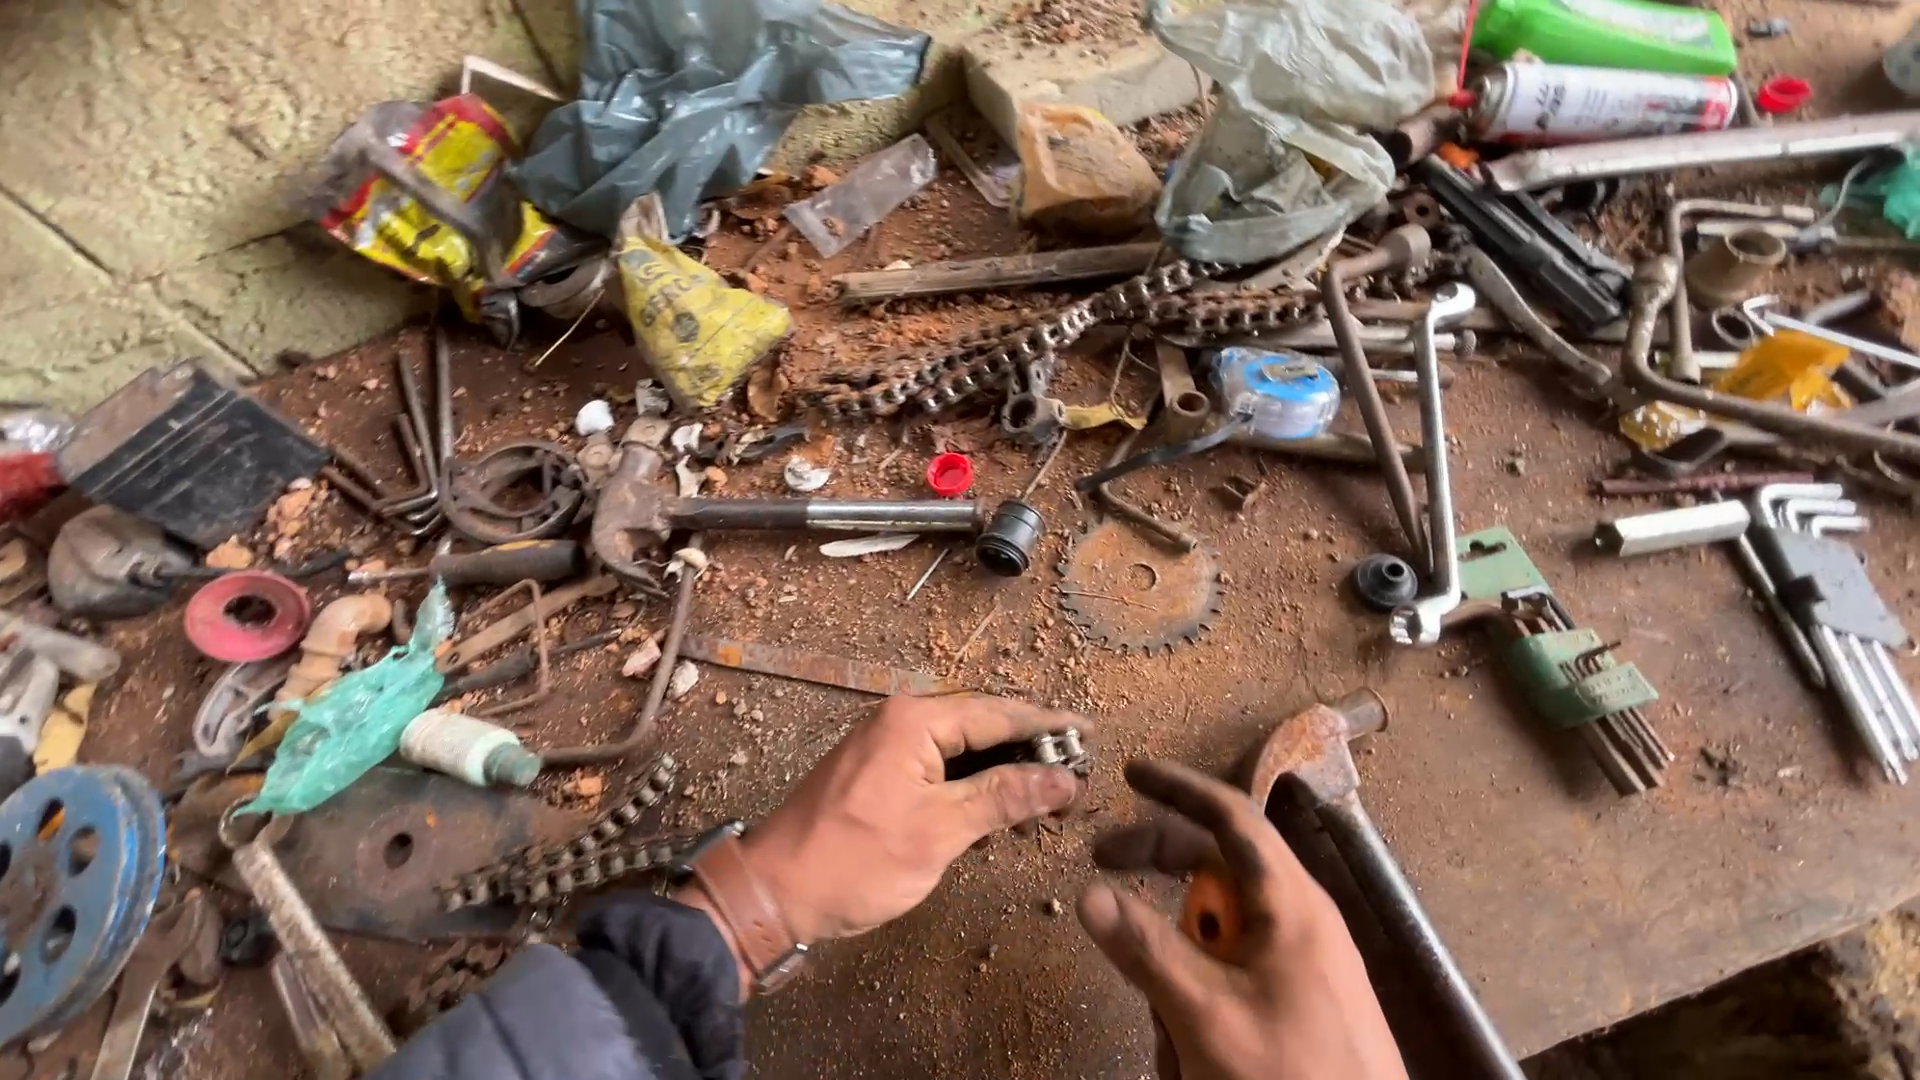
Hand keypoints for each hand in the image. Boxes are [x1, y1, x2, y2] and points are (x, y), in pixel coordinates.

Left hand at [676, 694, 1085, 992]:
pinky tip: (1000, 806)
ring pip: (963, 746)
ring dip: (1004, 768)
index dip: (1048, 724)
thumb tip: (1065, 779)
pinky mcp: (882, 770)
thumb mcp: (940, 831)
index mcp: (915, 720)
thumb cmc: (856, 861)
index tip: (1089, 731)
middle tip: (1076, 772)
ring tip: (1047, 796)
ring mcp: (889, 743)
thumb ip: (1004, 797)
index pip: (998, 712)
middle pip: (982, 723)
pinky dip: (974, 783)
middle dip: (1030, 748)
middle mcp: (903, 719)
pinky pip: (941, 764)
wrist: (774, 893)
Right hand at [1077, 760, 1406, 1079]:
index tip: (1129, 773)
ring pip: (1215, 930)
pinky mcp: (1294, 1001)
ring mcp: (1297, 961)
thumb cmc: (1292, 1078)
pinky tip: (1189, 1057)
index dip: (1178, 786)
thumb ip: (1145, 949)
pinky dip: (1197, 997)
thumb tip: (1089, 893)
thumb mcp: (1208, 1015)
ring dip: (1176, 964)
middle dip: (1157, 864)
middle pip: (1214, 863)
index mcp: (1290, 901)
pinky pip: (1230, 973)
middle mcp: (1296, 918)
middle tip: (1102, 862)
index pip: (1230, 814)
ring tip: (1168, 1032)